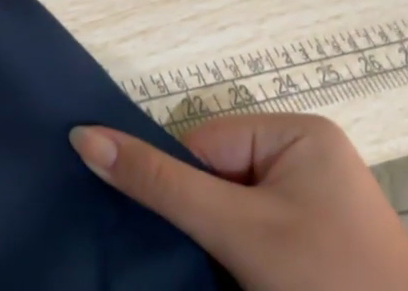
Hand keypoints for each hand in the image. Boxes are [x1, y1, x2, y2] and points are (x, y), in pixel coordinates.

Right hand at [70, 114, 407, 290]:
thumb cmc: (329, 281)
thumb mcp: (236, 229)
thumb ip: (156, 181)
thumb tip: (78, 134)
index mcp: (299, 132)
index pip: (201, 146)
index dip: (190, 191)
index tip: (213, 236)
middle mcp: (309, 156)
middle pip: (214, 174)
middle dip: (207, 218)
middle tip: (230, 260)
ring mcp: (319, 200)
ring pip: (231, 208)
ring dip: (222, 241)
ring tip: (244, 274)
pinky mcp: (320, 240)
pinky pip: (256, 232)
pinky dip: (244, 257)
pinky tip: (252, 280)